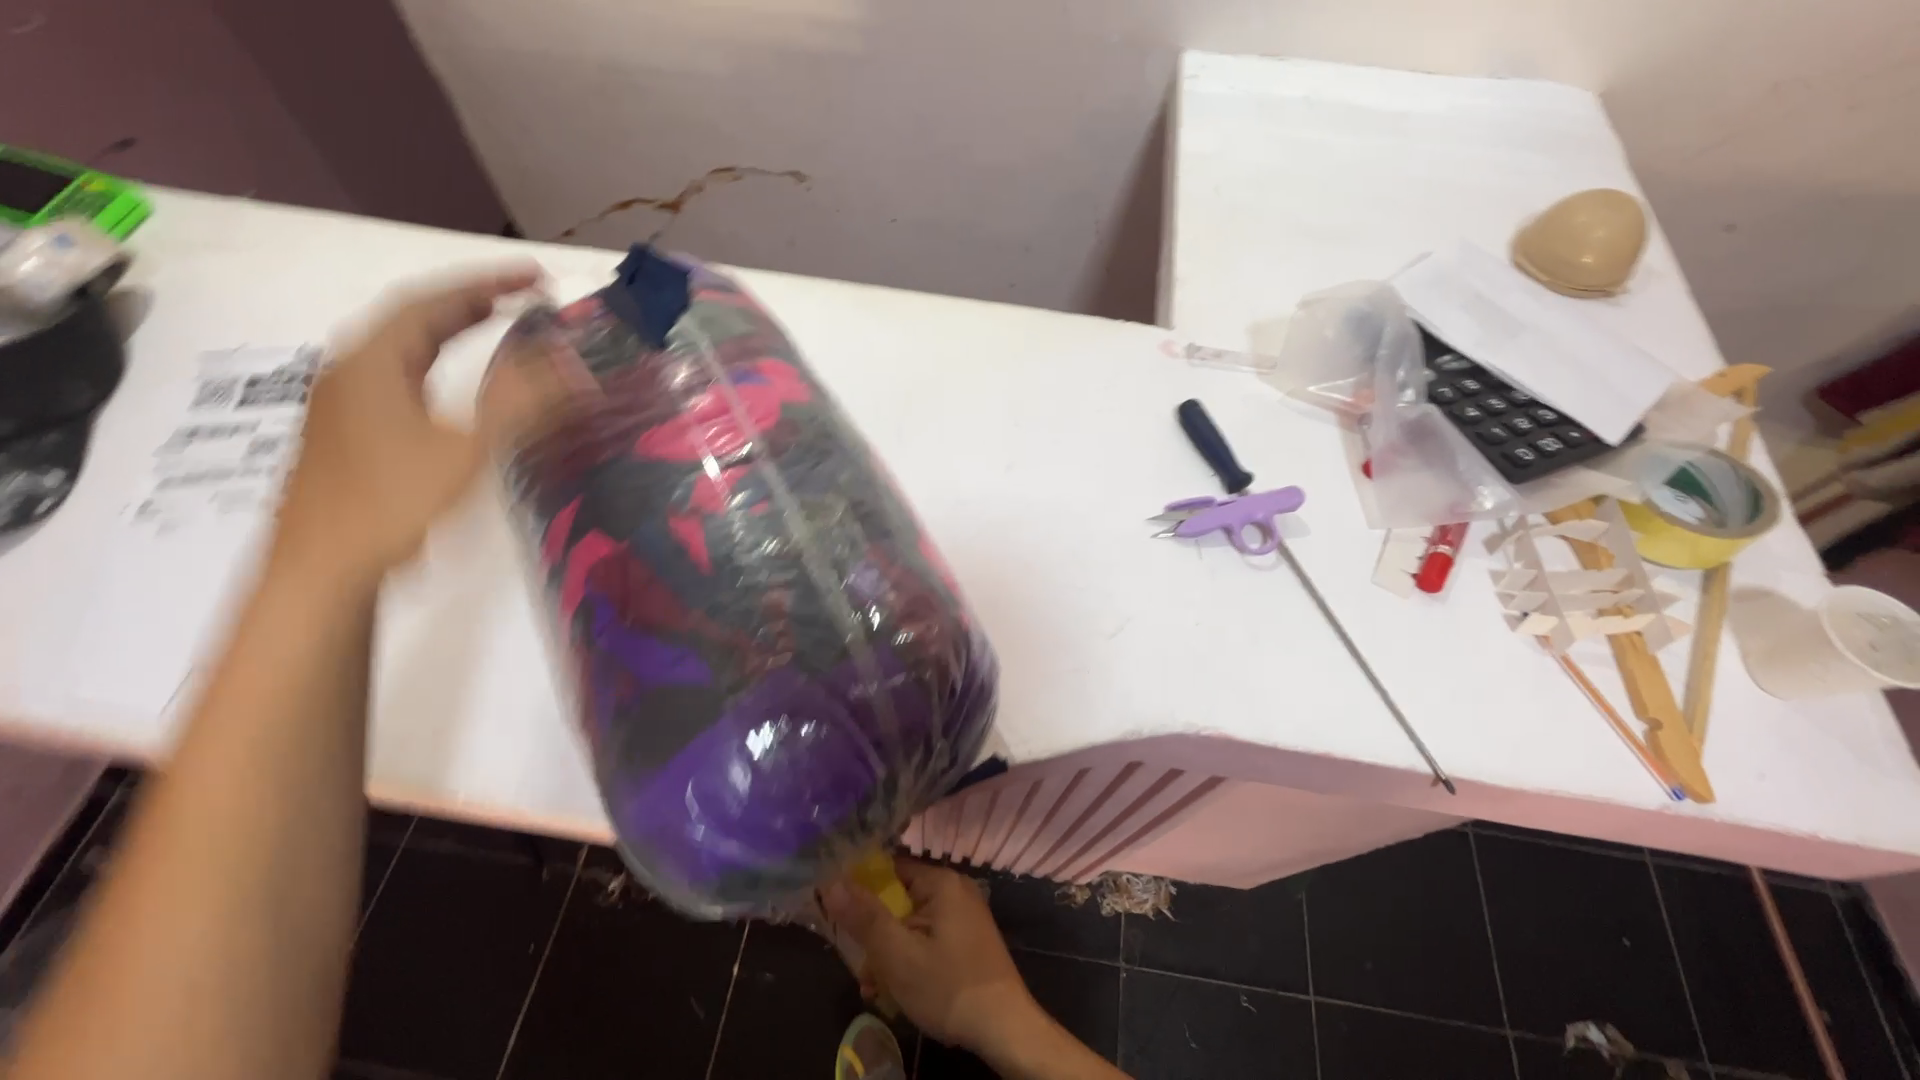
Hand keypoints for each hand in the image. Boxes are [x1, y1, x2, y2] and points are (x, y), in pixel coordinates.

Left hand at [275, 265, 542, 578]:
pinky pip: (395, 379)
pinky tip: (451, 392)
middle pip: (412, 320)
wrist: (321, 571)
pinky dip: (434, 367)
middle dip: (470, 304)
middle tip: (521, 303)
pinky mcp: (344, 436)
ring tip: (492, 331)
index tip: (538, 280)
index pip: (435, 300)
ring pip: (401, 351)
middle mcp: (349, 372)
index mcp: (372, 361)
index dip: (489, 283)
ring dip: (449, 334)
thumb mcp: (468, 448)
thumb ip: (524, 402)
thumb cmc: (393, 502)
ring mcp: (341, 405)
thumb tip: (576, 363)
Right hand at [822, 858, 1037, 1053]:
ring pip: (910, 926)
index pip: (889, 869)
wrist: (1005, 1029)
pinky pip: (927, 941)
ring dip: (889, 955)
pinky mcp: (967, 942)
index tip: (838, 915)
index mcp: (941, 883)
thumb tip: (831, 881)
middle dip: (875, 936)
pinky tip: (895, 992)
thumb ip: (865, 917)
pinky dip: (910, 961)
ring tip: (873, 989)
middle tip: (861, 970)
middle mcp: (955, 891)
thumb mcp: (898, 955)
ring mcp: (964, 917)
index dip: (860, 890)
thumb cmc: (949, 987)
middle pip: (898, 901)